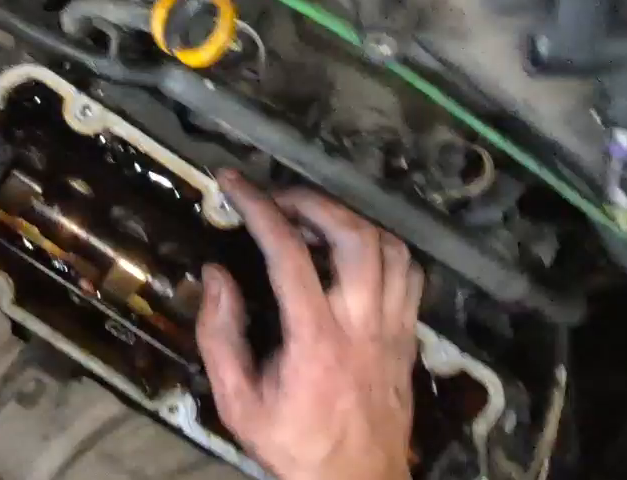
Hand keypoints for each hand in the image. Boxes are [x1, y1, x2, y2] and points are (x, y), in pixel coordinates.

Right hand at [196, 172, 423, 479]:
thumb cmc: (293, 444)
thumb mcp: (237, 403)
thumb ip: (219, 335)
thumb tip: (216, 274)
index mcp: (315, 339)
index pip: (289, 253)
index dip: (258, 207)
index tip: (232, 183)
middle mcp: (362, 325)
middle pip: (354, 237)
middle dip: (312, 202)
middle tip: (277, 198)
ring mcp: (393, 329)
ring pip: (389, 248)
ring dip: (348, 219)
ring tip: (313, 219)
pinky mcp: (410, 336)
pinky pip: (409, 272)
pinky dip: (381, 246)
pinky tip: (352, 250)